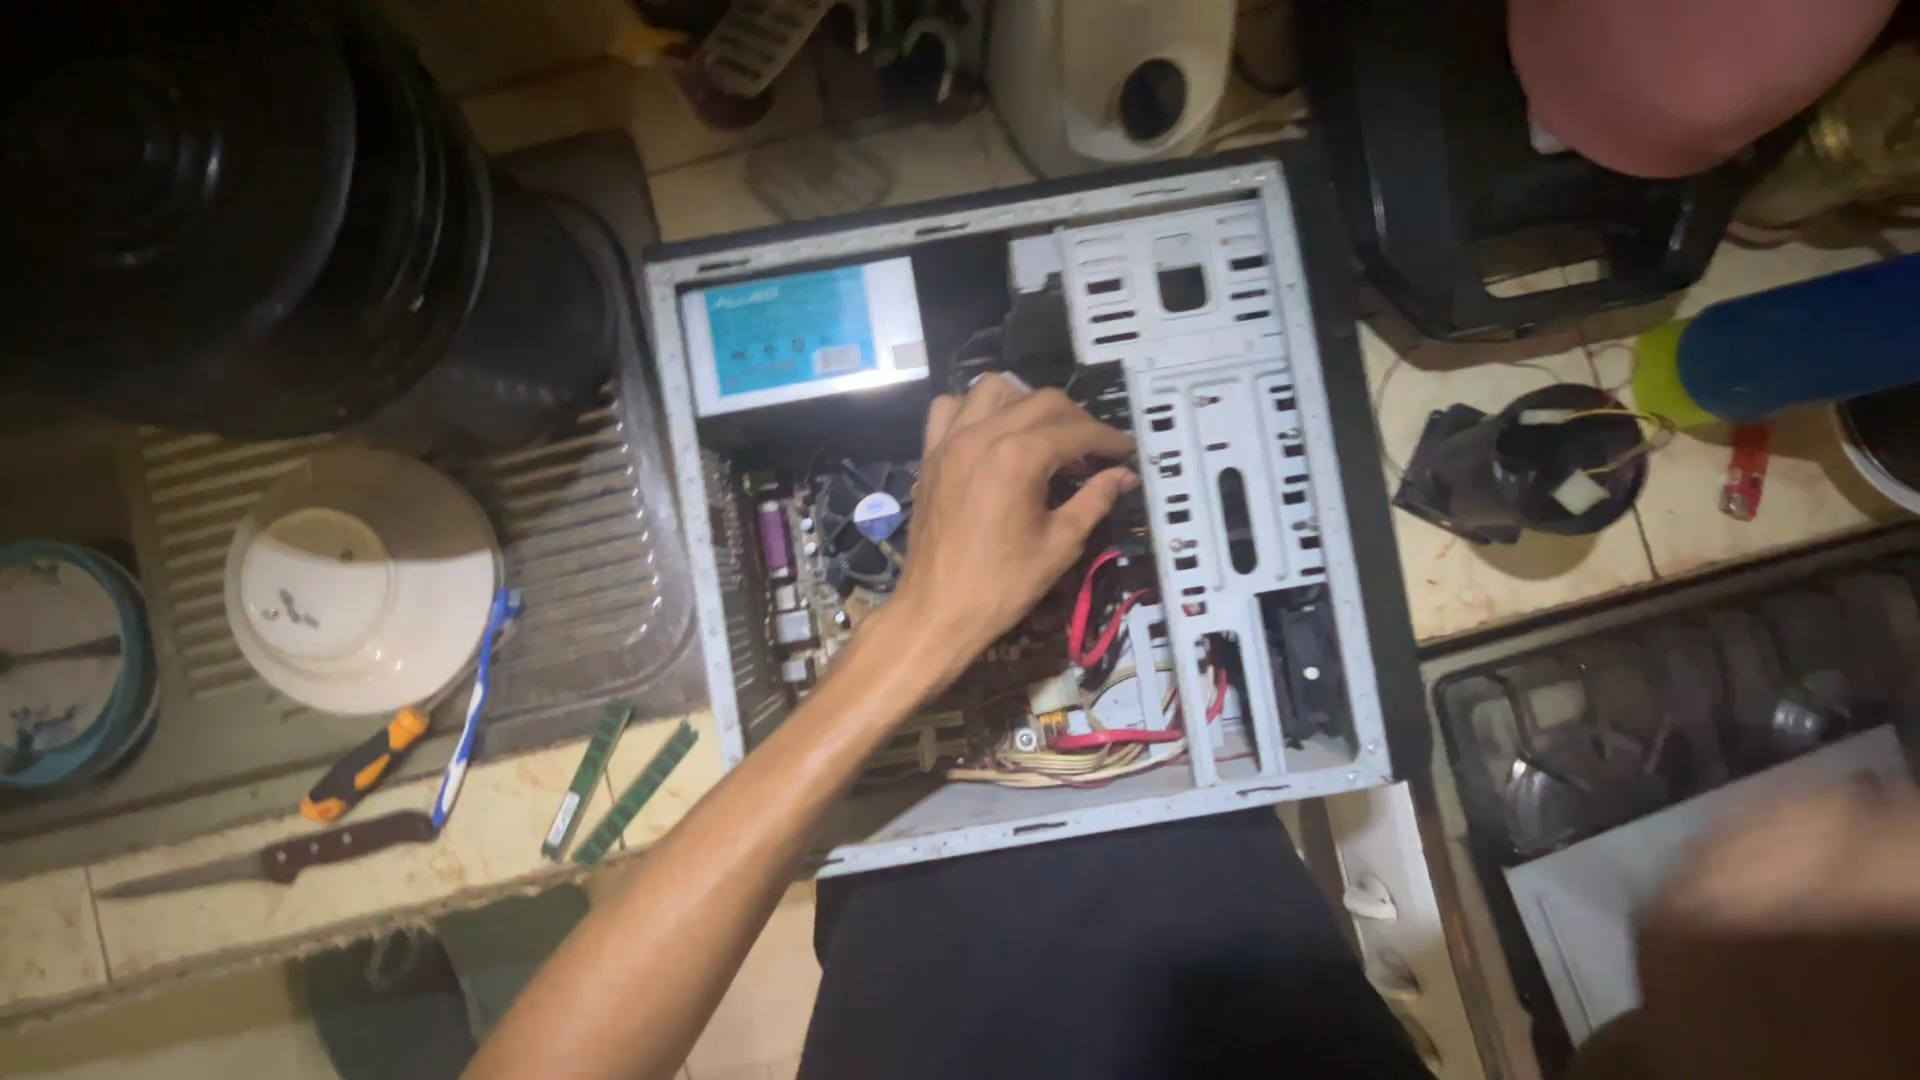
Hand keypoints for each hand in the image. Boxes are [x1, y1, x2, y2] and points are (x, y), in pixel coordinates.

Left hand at [873, 374, 1135, 680]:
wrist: (937, 611)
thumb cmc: (1001, 585)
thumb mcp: (1059, 544)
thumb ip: (1094, 499)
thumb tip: (1122, 475)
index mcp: (1017, 457)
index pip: (1075, 431)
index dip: (1107, 439)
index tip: (1126, 452)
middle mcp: (982, 436)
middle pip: (1041, 401)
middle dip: (1076, 419)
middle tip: (1095, 450)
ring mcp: (950, 442)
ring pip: (993, 390)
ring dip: (1026, 401)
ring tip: (1044, 433)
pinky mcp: (931, 455)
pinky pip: (949, 409)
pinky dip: (973, 409)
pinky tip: (991, 433)